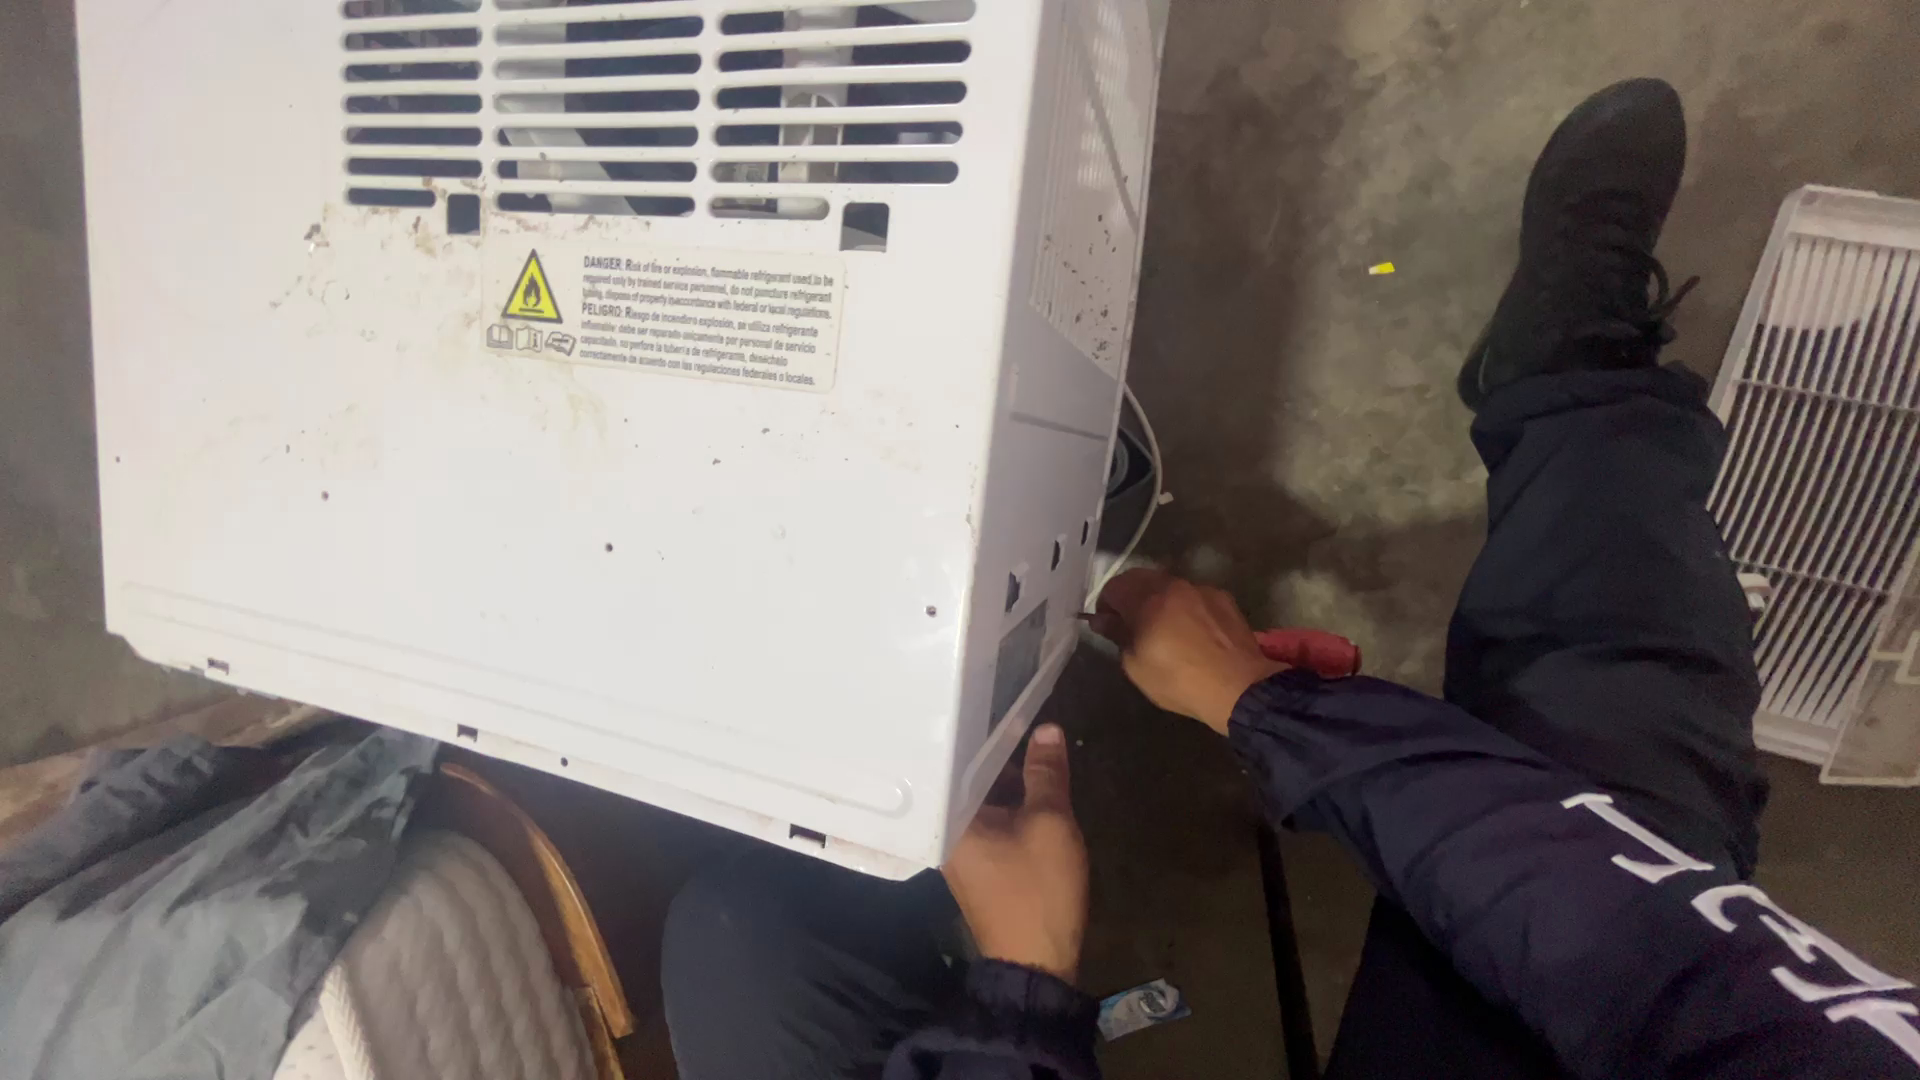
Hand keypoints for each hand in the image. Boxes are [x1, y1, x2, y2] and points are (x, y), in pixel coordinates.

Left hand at [943, 724, 1088, 982]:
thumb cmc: (1038, 888)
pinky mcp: (977, 862)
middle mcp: (946, 827)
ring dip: (1008, 781)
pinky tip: (1031, 791)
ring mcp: (960, 847)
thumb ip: (1046, 772)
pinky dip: (1008, 805)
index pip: (962, 759)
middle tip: (1024, 721)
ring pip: (984, 798)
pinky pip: (989, 818)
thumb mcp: (1050, 821)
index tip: (1003, 705)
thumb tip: (1046, 728)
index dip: (987, 730)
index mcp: (952, 815)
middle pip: (972, 777)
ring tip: (1034, 750)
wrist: (1038, 962)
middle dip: (1001, 756)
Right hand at [1094, 568, 1287, 733]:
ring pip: (1169, 585)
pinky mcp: (1223, 598)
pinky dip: (1185, 606)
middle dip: (1131, 597)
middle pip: (1140, 579)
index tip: (1108, 625)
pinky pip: (1194, 595)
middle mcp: (1172, 585)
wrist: (1239, 687)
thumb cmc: (1178, 679)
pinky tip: (1193, 631)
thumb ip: (1117, 635)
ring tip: (1164, 627)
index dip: (1105, 606)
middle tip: (1132, 624)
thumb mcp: (1136, 665)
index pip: (1113, 587)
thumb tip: (1103, 620)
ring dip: (1159, 599)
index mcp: (1145, 599)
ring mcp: (1200, 589)